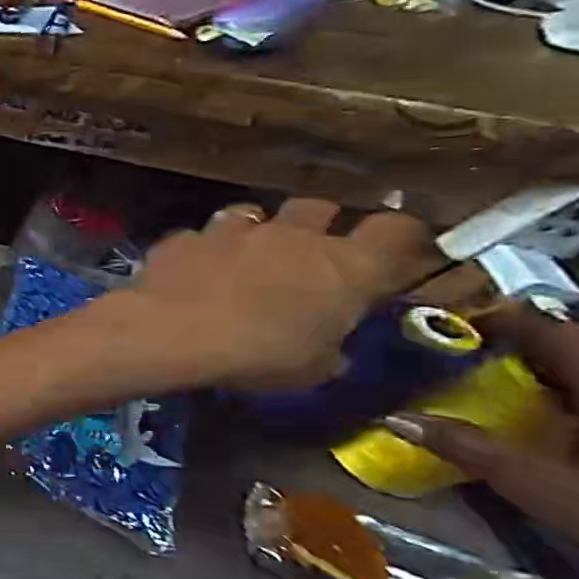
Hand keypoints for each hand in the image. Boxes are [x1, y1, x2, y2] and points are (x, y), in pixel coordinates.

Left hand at [88, 198, 433, 391]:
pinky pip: (203, 236)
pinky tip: (194, 273)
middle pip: (320, 208)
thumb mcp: (311, 370)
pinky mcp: (189, 236)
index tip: (397, 248)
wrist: (177, 330)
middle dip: (319, 225)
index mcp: (344, 267)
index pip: (395, 231)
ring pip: (256, 212)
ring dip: (256, 232)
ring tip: (245, 259)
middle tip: (308, 255)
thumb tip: (334, 350)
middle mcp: (294, 235)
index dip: (401, 236)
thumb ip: (330, 351)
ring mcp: (237, 229)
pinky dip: (204, 251)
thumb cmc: (259, 355)